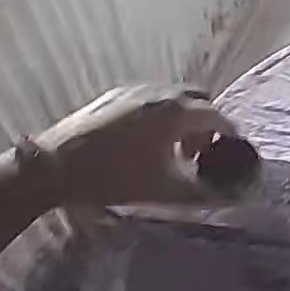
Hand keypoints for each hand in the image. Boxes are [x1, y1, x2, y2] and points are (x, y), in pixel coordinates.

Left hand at [36, 85, 243, 206]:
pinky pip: (150, 99)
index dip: (229, 136)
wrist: (55, 165)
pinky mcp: (115, 94)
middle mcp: (162, 93)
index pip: (218, 117)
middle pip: (198, 101)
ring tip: (170, 149)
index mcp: (178, 112)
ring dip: (181, 120)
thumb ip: (204, 194)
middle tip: (197, 153)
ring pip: (173, 98)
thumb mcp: (165, 191)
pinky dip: (159, 115)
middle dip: (205, 125)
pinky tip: (143, 141)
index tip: (230, 153)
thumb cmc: (115, 177)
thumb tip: (234, 199)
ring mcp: (137, 91)